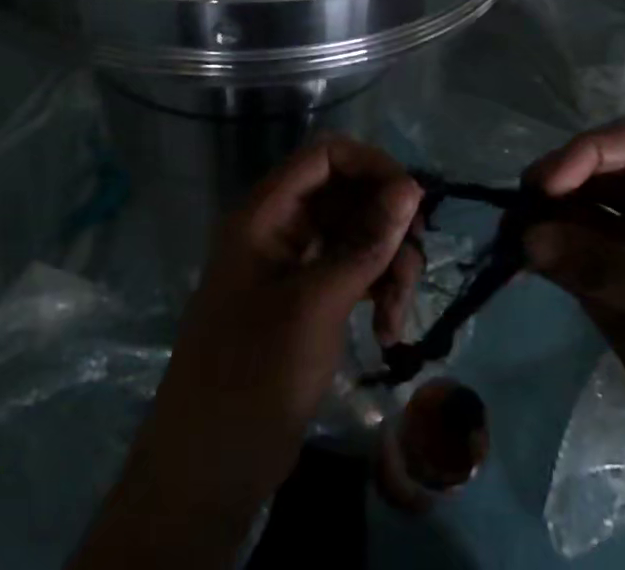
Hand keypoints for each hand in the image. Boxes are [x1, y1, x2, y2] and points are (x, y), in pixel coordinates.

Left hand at [71, 137, 421, 569]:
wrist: (209, 466)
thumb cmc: (254, 375)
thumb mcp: (316, 304)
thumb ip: (366, 242)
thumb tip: (411, 187)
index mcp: (264, 215)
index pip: (325, 157)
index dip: (373, 166)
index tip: (415, 202)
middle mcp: (278, 230)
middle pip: (347, 196)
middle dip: (387, 228)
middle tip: (412, 269)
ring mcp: (292, 267)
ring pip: (356, 236)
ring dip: (387, 267)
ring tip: (396, 319)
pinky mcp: (306, 300)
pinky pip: (352, 273)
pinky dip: (376, 292)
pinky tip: (388, 332)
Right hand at [524, 124, 624, 567]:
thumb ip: (623, 273)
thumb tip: (530, 237)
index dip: (588, 153)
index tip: (545, 184)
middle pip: (600, 177)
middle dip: (556, 184)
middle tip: (515, 211)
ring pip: (579, 220)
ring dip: (543, 222)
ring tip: (509, 240)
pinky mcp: (620, 305)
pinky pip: (573, 266)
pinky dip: (544, 260)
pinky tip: (518, 265)